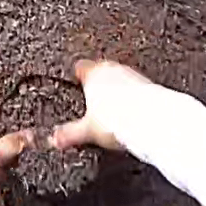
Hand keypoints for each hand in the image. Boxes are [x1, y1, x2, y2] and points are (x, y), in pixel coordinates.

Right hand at [51, 59, 204, 154]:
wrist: (150, 119)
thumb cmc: (118, 119)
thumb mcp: (87, 131)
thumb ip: (69, 133)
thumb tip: (55, 138)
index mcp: (94, 74)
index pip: (82, 67)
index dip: (78, 73)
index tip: (76, 77)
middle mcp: (114, 70)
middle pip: (102, 70)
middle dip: (99, 81)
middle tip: (95, 94)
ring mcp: (133, 76)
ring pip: (121, 78)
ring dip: (118, 87)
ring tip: (115, 104)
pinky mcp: (149, 85)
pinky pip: (137, 87)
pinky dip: (133, 95)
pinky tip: (133, 109)